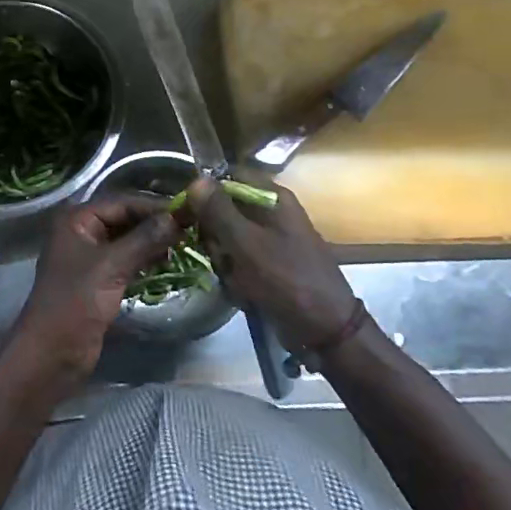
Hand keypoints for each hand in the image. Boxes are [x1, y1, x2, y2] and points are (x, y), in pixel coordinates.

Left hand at [8, 198, 176, 385]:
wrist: (52, 354)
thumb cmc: (75, 302)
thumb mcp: (112, 267)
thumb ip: (145, 239)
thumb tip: (177, 217)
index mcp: (76, 219)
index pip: (122, 202)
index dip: (153, 206)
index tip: (187, 210)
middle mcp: (81, 231)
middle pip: (124, 218)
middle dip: (154, 223)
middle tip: (190, 228)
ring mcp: (89, 256)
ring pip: (127, 239)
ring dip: (152, 241)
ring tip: (183, 245)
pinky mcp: (98, 279)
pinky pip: (126, 259)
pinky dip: (144, 258)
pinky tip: (166, 262)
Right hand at [182, 176, 357, 351]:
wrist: (325, 331)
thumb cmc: (287, 279)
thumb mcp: (246, 243)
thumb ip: (218, 210)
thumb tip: (195, 180)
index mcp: (272, 197)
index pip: (227, 178)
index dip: (203, 192)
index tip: (185, 214)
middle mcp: (271, 213)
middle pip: (224, 210)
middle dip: (214, 236)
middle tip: (219, 255)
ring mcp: (270, 241)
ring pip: (227, 239)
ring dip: (224, 261)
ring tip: (236, 279)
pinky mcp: (269, 265)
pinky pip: (238, 262)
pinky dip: (236, 277)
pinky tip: (244, 293)